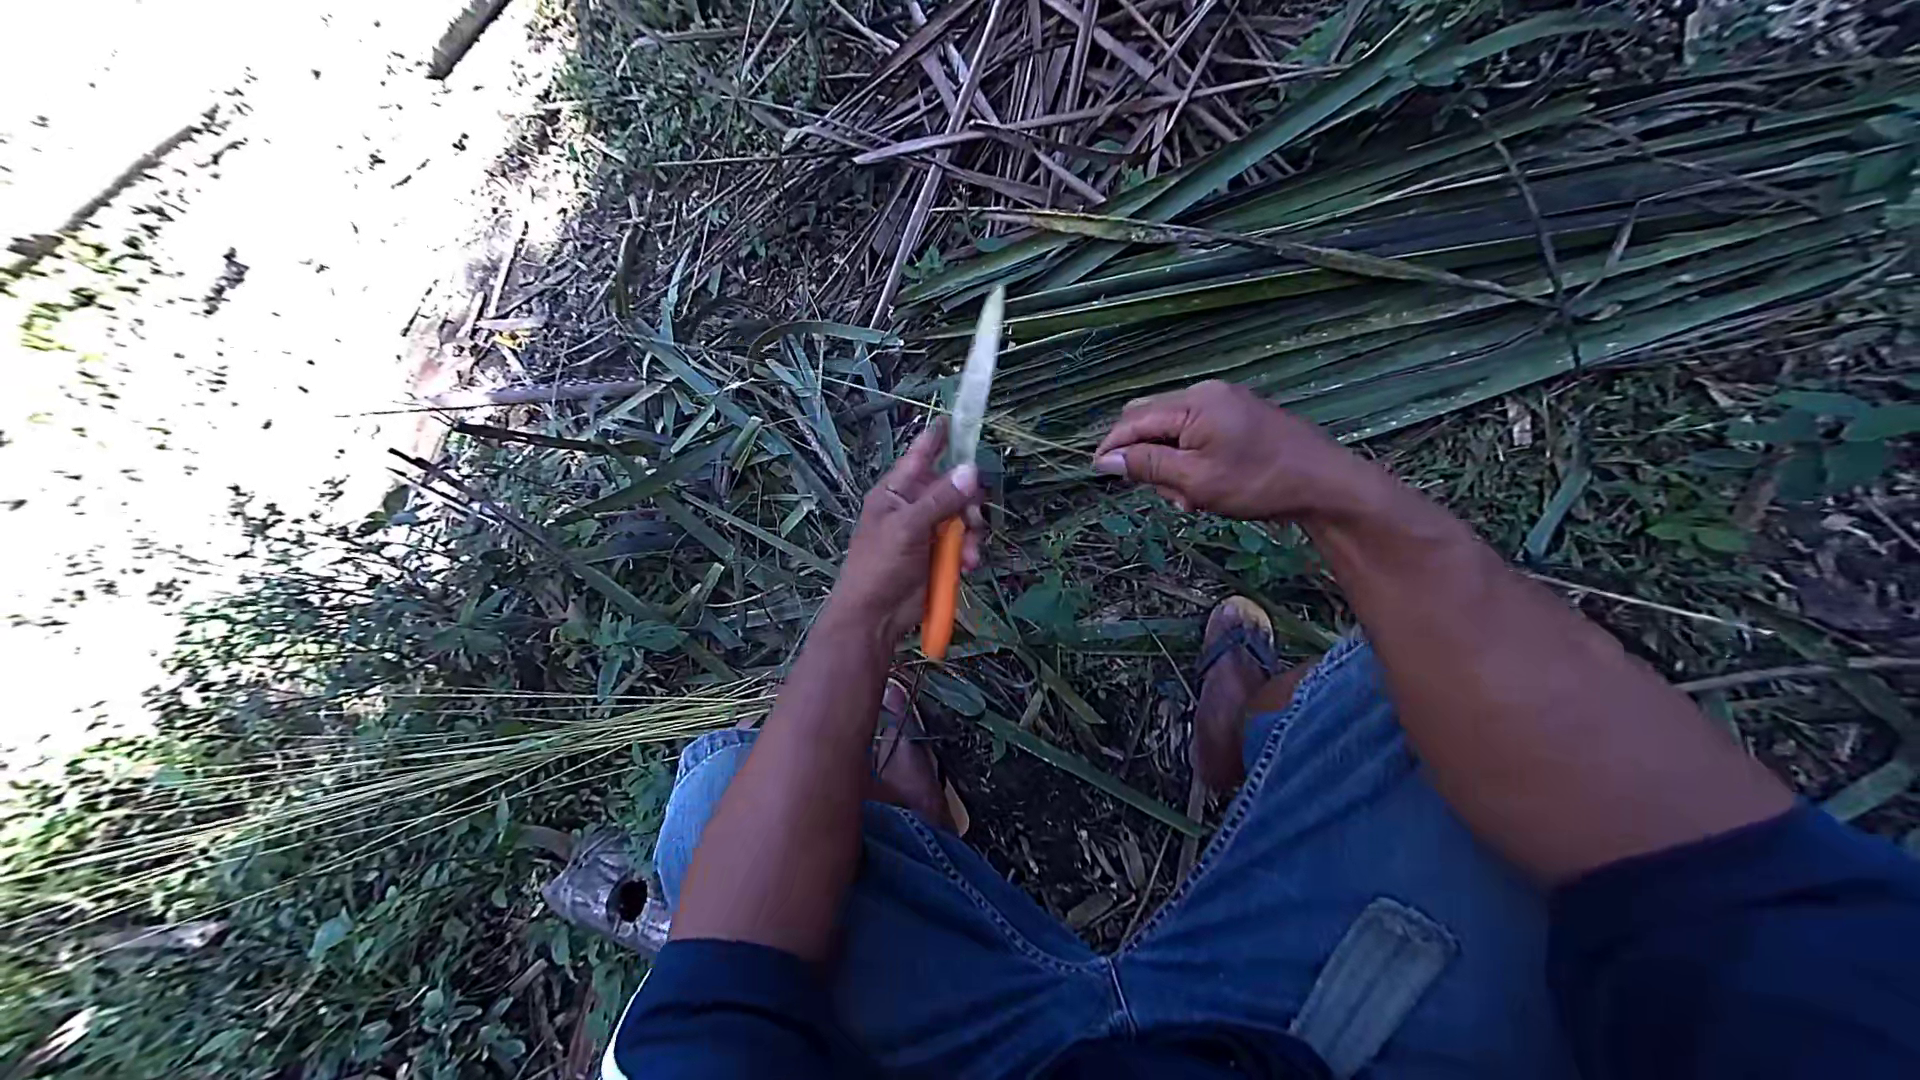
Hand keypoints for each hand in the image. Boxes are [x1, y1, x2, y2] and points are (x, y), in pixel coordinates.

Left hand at [824, 419, 985, 640]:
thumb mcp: (908, 528)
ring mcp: (930, 532)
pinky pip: (966, 543)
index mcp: (896, 491)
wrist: (875, 617)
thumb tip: (972, 469)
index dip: (938, 438)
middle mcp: (915, 506)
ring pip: (965, 517)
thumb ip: (940, 499)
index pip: (921, 456)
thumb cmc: (879, 566)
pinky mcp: (941, 556)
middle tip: (971, 519)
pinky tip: (967, 566)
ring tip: (967, 556)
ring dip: (971, 534)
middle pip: (954, 487)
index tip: (956, 420)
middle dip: (968, 503)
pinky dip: (969, 553)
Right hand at [1092, 380, 1387, 522]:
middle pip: (1150, 420)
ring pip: (1172, 431)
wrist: (1327, 485)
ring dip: (1169, 465)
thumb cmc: (1259, 483)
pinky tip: (1203, 486)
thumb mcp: (1195, 480)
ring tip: (1190, 498)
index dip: (1112, 447)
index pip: (1134, 420)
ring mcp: (1225, 403)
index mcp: (1195, 402)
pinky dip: (1188, 460)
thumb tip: (1105, 460)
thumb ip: (1147, 466)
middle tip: (1163, 493)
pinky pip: (1195, 434)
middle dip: (1145, 458)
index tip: (1098, 473)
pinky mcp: (1238, 417)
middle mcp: (1206, 393)